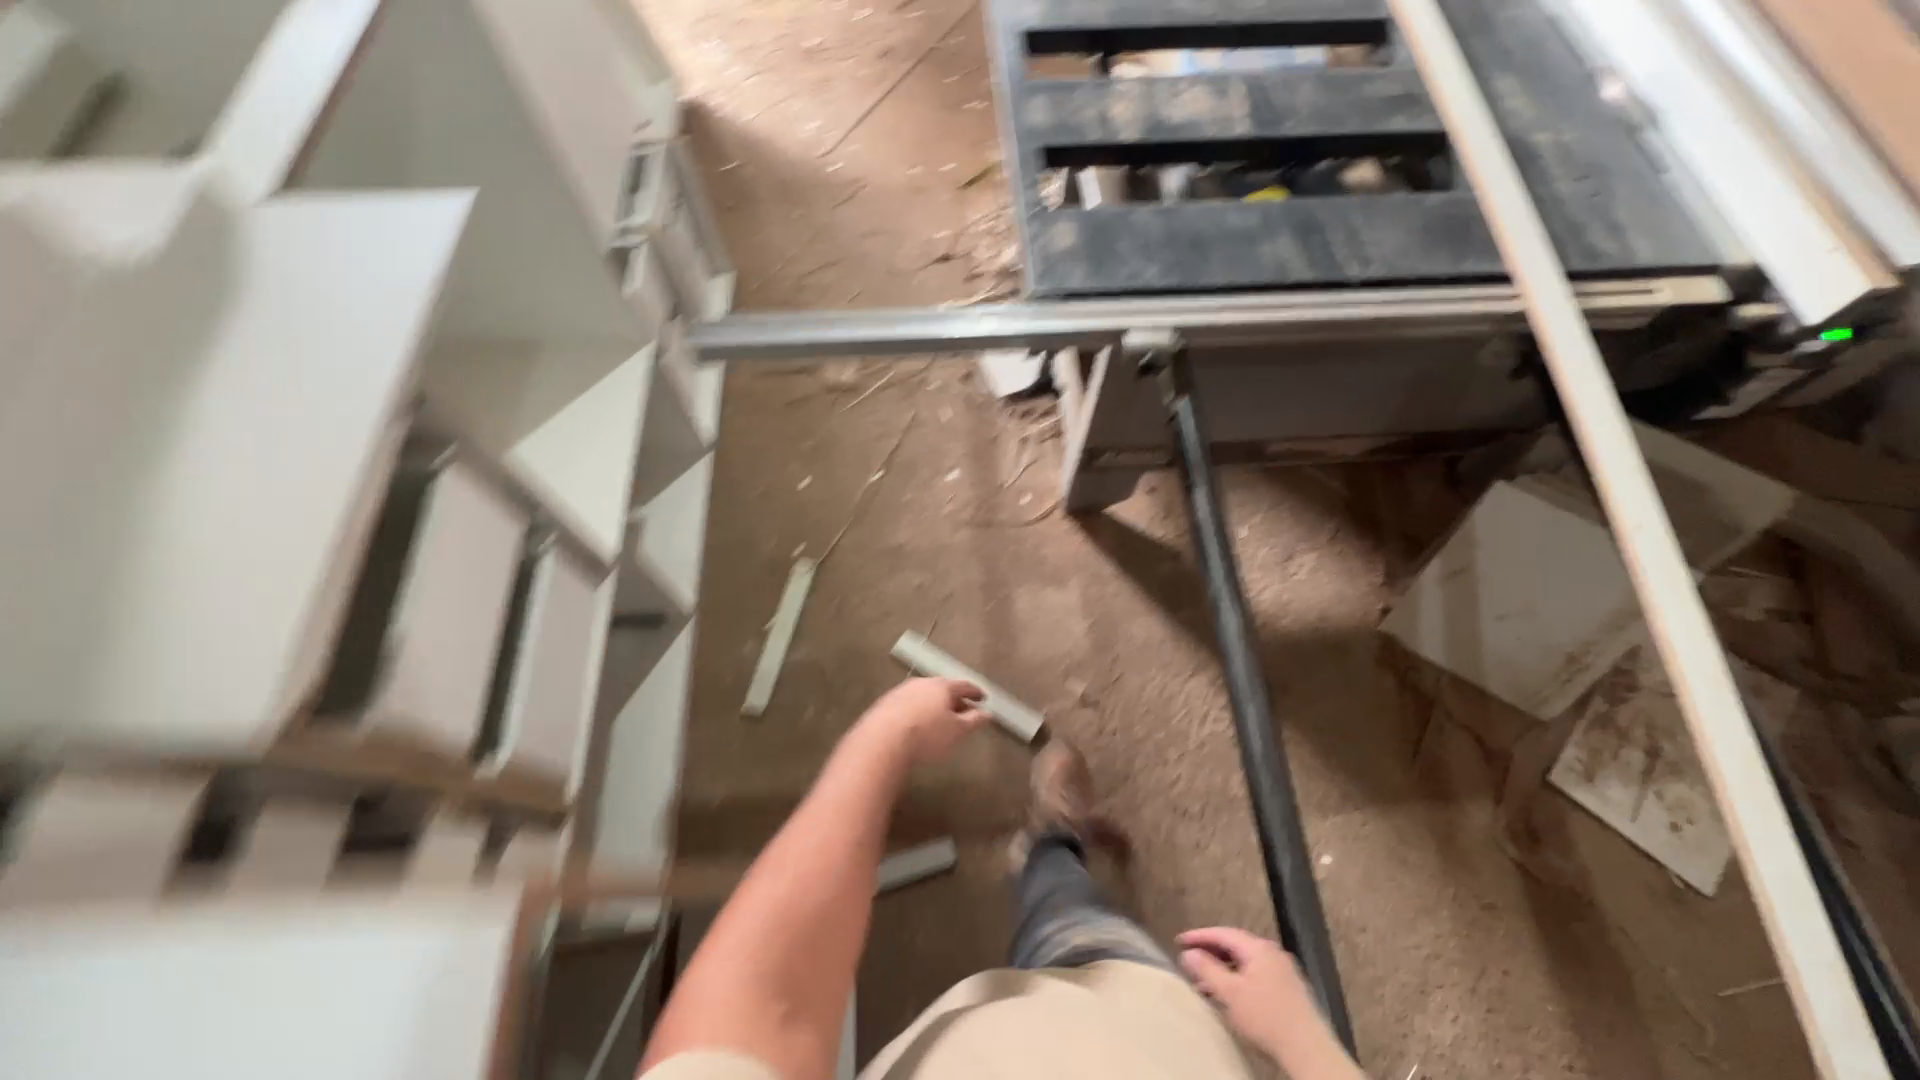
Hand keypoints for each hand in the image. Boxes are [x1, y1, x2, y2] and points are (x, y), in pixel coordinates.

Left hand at [856, 676, 988, 764]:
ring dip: (934, 704)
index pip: (964, 685)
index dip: (976, 692)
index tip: (983, 698)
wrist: (882, 740)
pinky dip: (918, 710)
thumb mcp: (957, 731)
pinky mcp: (885, 703)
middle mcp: (922, 683)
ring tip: (940, 718)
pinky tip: (917, 723)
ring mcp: (901, 691)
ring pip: (924, 695)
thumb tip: (987, 713)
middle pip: (943, 688)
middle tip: (963, 709)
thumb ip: (974, 720)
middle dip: (954, 699)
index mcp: (942, 686)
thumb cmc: (927, 735)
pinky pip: (908, 704)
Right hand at [1176, 927, 1327, 1056]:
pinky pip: (1256, 974)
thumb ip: (1207, 970)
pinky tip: (1229, 994)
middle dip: (1211, 951)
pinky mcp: (1289, 989)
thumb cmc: (1266, 1017)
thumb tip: (1188, 953)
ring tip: (1204, 981)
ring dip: (1223, 968)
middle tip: (1190, 958)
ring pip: (1246, 962)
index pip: (1223, 933)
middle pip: (1236, 945)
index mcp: (1259, 948)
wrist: (1308, 1049)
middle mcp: (1273, 953)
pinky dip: (1238, 978)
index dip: (1199, 936)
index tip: (1179, 941)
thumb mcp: (1230, 993)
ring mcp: (1283, 971)